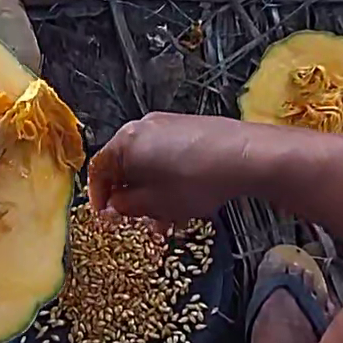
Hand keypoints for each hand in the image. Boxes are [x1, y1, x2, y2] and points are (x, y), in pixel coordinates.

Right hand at [87, 112, 280, 220]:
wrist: (244, 156)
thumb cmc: (194, 181)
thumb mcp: (154, 203)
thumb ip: (126, 206)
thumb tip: (115, 205)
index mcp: (124, 143)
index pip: (97, 169)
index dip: (98, 196)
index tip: (105, 216)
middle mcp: (140, 127)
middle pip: (122, 164)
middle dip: (128, 194)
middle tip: (137, 218)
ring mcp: (166, 124)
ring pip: (146, 161)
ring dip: (149, 189)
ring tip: (165, 214)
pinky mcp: (188, 126)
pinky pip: (165, 153)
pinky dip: (166, 176)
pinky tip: (183, 196)